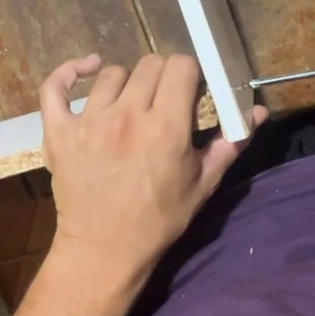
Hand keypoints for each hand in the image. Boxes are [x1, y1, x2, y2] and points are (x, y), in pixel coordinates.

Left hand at [39, 53, 265, 289]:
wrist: (105, 251)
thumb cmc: (159, 219)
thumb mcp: (203, 184)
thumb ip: (231, 143)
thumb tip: (257, 111)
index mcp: (166, 128)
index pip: (181, 66)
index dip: (191, 72)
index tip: (191, 89)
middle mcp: (127, 116)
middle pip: (150, 64)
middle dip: (163, 76)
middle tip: (165, 99)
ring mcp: (88, 122)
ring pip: (112, 74)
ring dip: (127, 83)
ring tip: (131, 104)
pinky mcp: (59, 132)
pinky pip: (57, 87)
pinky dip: (71, 72)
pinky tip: (88, 69)